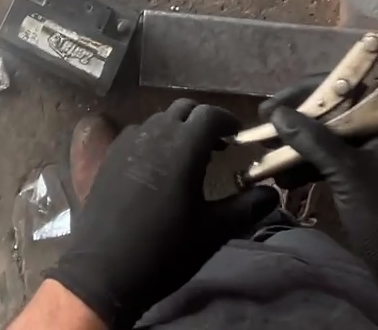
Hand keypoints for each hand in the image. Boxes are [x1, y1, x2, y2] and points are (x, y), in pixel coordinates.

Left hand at [46, 100, 279, 327]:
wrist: (106, 269)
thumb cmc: (166, 250)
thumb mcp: (213, 232)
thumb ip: (246, 207)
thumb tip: (271, 193)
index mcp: (184, 146)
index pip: (210, 114)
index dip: (227, 120)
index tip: (236, 135)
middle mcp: (156, 133)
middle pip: (184, 108)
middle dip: (203, 120)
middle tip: (216, 144)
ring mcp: (130, 141)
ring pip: (160, 118)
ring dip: (178, 128)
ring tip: (188, 155)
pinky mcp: (112, 154)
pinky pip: (139, 132)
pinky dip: (154, 138)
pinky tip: (157, 166)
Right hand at [267, 104, 377, 329]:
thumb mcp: (348, 174)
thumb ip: (313, 139)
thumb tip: (276, 113)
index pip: (342, 87)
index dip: (303, 93)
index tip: (271, 106)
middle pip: (331, 112)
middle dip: (296, 120)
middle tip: (263, 127)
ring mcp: (371, 156)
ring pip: (327, 138)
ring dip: (297, 145)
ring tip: (266, 154)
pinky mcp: (362, 179)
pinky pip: (330, 161)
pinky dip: (307, 165)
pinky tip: (283, 176)